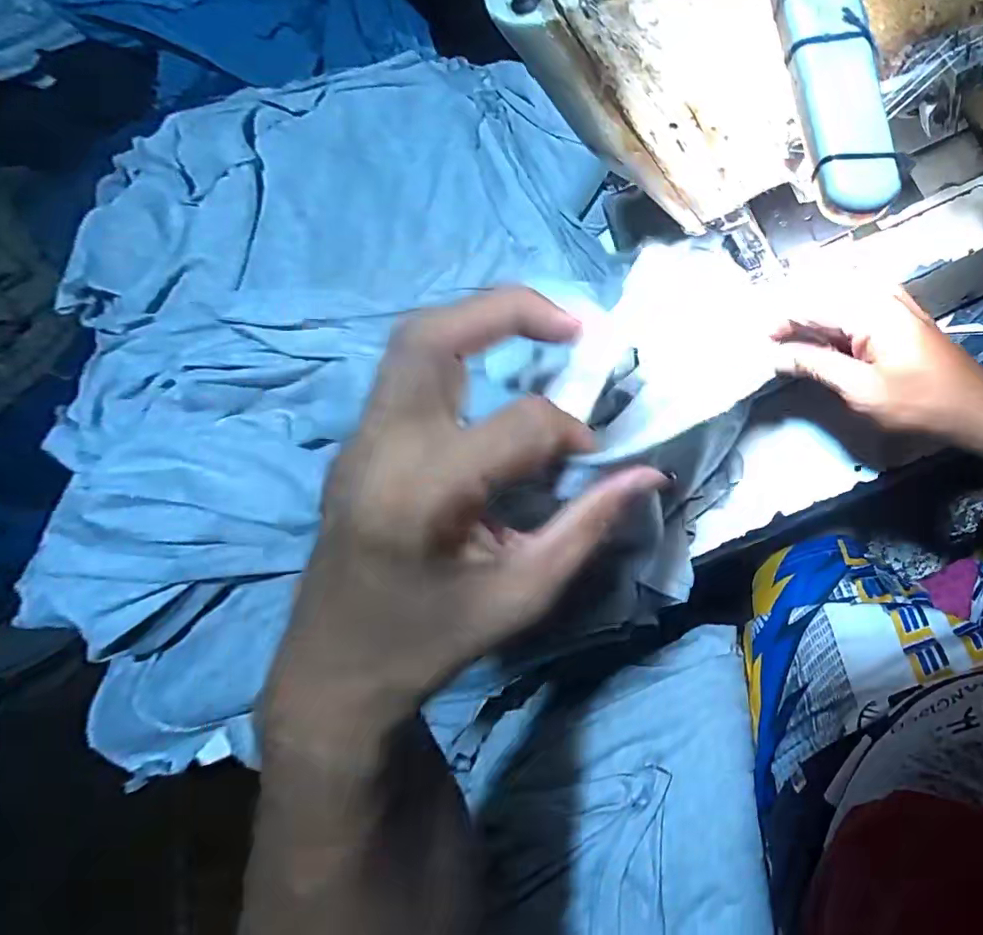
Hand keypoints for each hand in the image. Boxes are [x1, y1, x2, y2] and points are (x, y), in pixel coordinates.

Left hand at [260, 289, 665, 761]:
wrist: (332, 672)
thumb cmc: (434, 639)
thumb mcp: (526, 591)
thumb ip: (590, 522)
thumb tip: (650, 473)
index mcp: (423, 492)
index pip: (519, 423)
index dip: (571, 432)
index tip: (594, 459)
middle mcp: (382, 446)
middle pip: (432, 336)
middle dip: (512, 310)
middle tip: (577, 324)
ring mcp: (362, 438)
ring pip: (415, 340)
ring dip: (486, 321)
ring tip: (549, 331)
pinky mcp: (363, 439)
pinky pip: (414, 370)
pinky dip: (468, 350)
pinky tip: (507, 372)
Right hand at [772, 287, 982, 457]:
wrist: (974, 407)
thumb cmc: (918, 403)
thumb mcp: (861, 390)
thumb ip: (817, 366)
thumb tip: (777, 355)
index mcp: (867, 306)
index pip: (809, 306)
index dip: (780, 324)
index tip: (758, 343)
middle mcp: (878, 292)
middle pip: (822, 293)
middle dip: (793, 313)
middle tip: (768, 336)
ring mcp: (892, 299)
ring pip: (838, 293)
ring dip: (813, 310)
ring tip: (788, 329)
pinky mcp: (899, 312)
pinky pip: (857, 299)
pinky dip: (835, 311)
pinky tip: (824, 322)